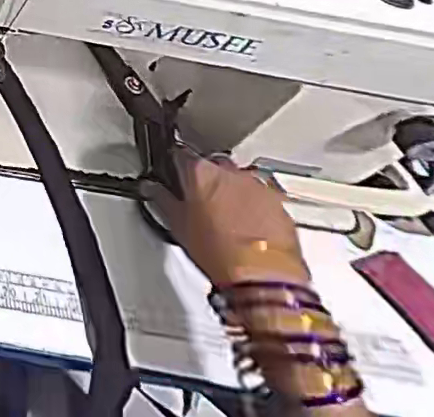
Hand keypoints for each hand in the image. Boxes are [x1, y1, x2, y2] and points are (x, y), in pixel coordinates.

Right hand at [146, 155, 309, 286]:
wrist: (264, 279)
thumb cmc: (221, 253)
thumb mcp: (178, 225)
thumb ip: (162, 200)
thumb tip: (154, 191)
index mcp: (200, 171)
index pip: (180, 154)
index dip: (174, 164)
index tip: (173, 174)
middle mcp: (229, 171)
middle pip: (212, 164)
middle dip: (206, 179)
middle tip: (201, 202)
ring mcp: (257, 186)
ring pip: (238, 180)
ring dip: (232, 192)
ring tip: (226, 219)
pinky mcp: (279, 204)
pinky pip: (262, 198)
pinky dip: (255, 207)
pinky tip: (248, 229)